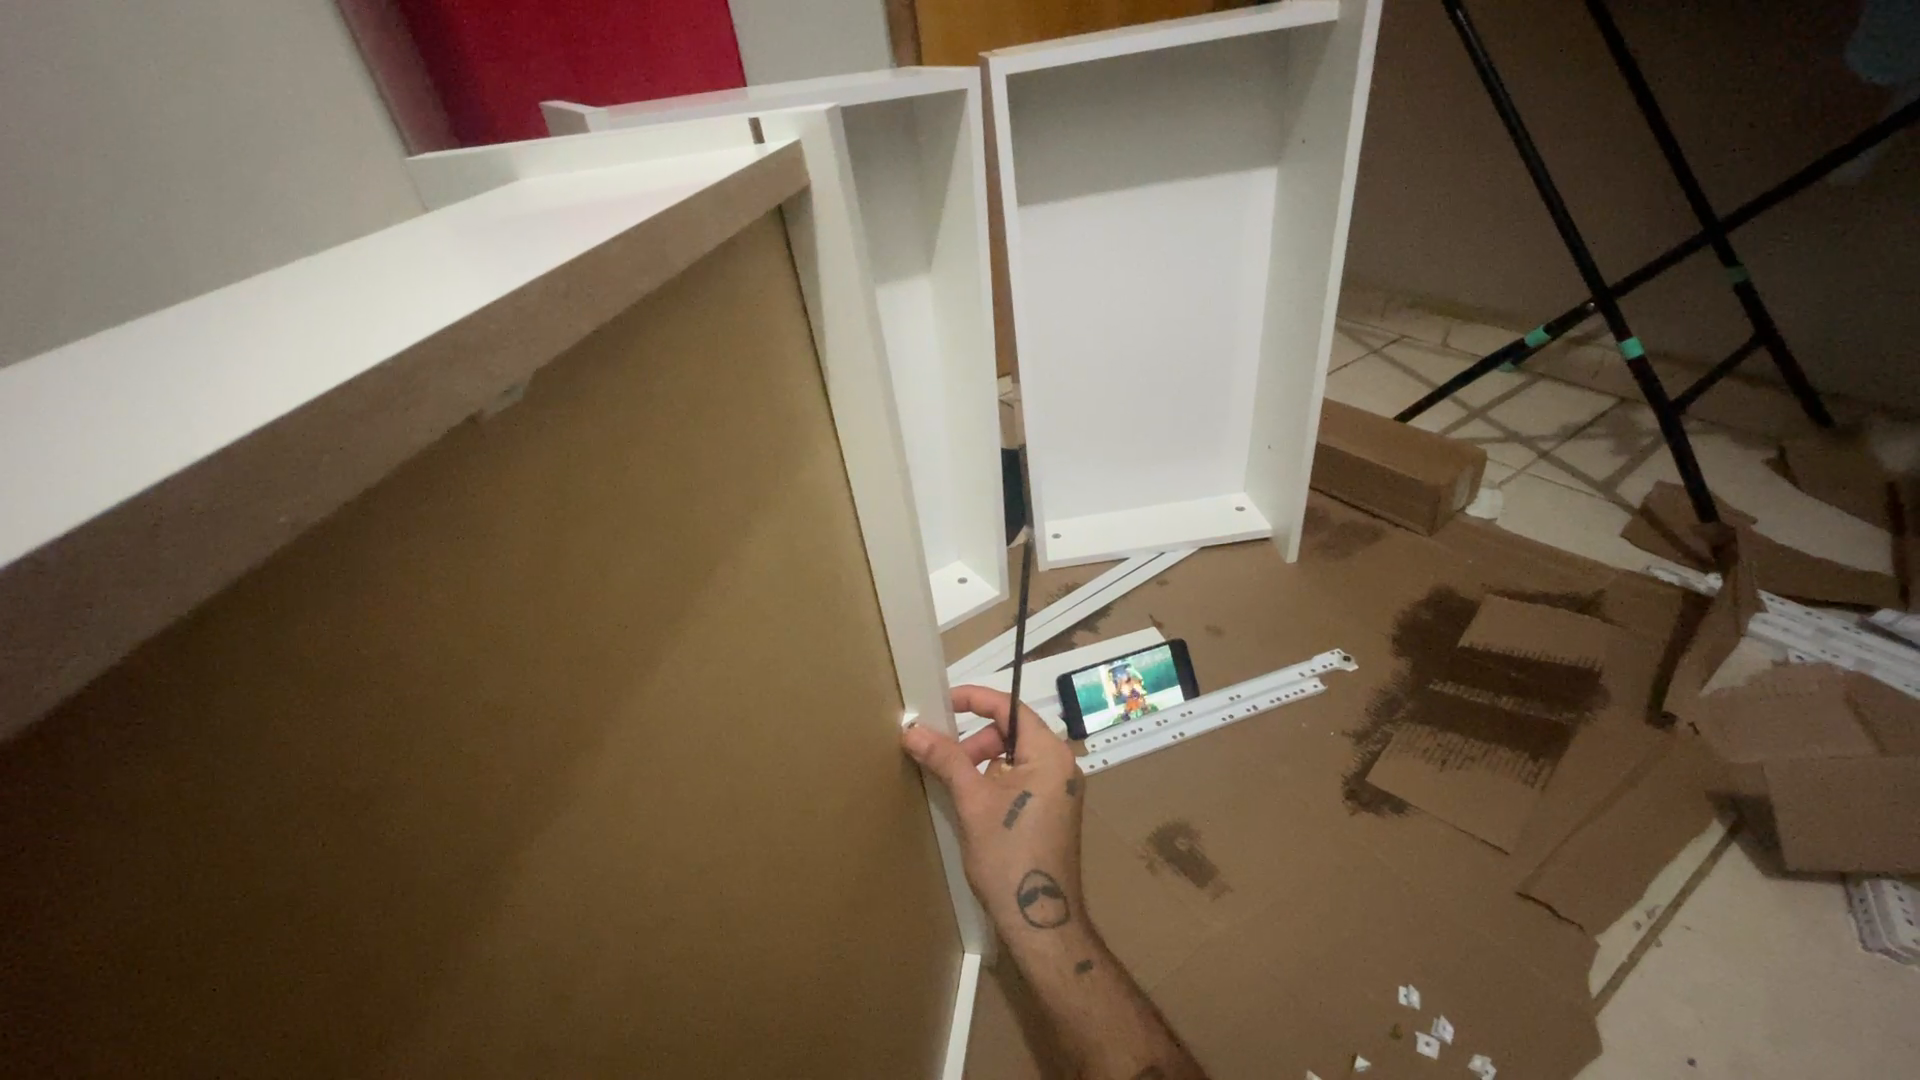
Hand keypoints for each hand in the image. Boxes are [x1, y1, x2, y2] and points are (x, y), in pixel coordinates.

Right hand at [902, 686, 1086, 945]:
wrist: (1040, 920)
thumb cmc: (1009, 854)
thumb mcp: (972, 801)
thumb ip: (946, 758)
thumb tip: (913, 729)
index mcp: (1049, 754)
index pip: (1011, 707)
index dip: (975, 699)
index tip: (942, 702)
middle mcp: (1061, 765)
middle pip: (1013, 730)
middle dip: (976, 737)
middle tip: (944, 754)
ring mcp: (1060, 790)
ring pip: (1015, 756)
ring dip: (983, 760)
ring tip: (956, 782)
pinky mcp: (1054, 810)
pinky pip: (1022, 777)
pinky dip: (995, 778)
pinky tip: (973, 801)